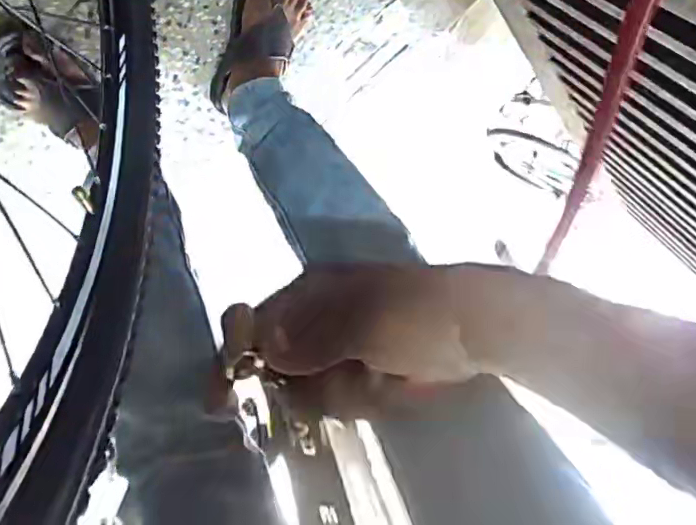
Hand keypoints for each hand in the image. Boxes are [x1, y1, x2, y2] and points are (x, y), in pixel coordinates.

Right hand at [220, 265, 488, 417]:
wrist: (470, 329)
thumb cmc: (411, 311)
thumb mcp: (362, 320)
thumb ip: (315, 338)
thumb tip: (268, 350)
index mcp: (305, 295)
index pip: (254, 320)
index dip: (236, 348)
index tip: (225, 388)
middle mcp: (310, 323)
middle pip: (271, 360)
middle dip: (275, 385)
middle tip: (302, 397)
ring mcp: (332, 351)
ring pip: (302, 388)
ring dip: (328, 395)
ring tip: (376, 378)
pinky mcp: (354, 375)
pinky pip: (333, 399)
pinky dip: (350, 400)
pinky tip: (385, 384)